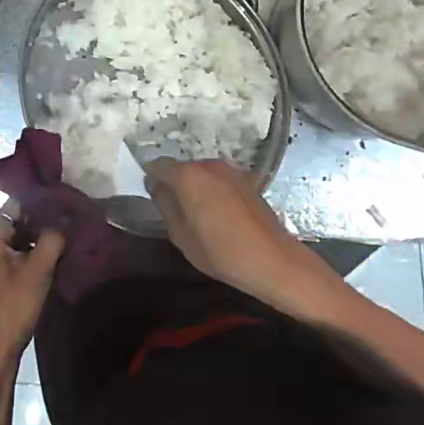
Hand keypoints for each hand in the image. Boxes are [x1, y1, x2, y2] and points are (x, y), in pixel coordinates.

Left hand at [0, 204, 64, 371]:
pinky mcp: (5, 268)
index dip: (42, 201)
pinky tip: (61, 249)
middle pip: (22, 217)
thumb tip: (66, 217)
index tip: (68, 200)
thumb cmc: (15, 305)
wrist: (0, 344)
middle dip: (46, 218)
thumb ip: (52, 239)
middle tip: (75, 216)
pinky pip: (24, 248)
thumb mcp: (38, 270)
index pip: (18, 203)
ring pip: (25, 234)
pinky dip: (39, 248)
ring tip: (72, 230)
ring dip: (44, 234)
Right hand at [143, 159, 322, 304]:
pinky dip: (212, 190)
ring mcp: (231, 171)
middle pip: (182, 167)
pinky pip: (219, 179)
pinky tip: (217, 212)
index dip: (151, 177)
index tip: (151, 194)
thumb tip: (158, 186)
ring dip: (195, 186)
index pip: (159, 165)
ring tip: (196, 212)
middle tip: (173, 207)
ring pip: (202, 173)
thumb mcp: (180, 234)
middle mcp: (209, 165)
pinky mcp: (247, 181)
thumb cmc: (220, 252)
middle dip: (174, 181)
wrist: (272, 259)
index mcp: (188, 176)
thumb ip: (165, 205)